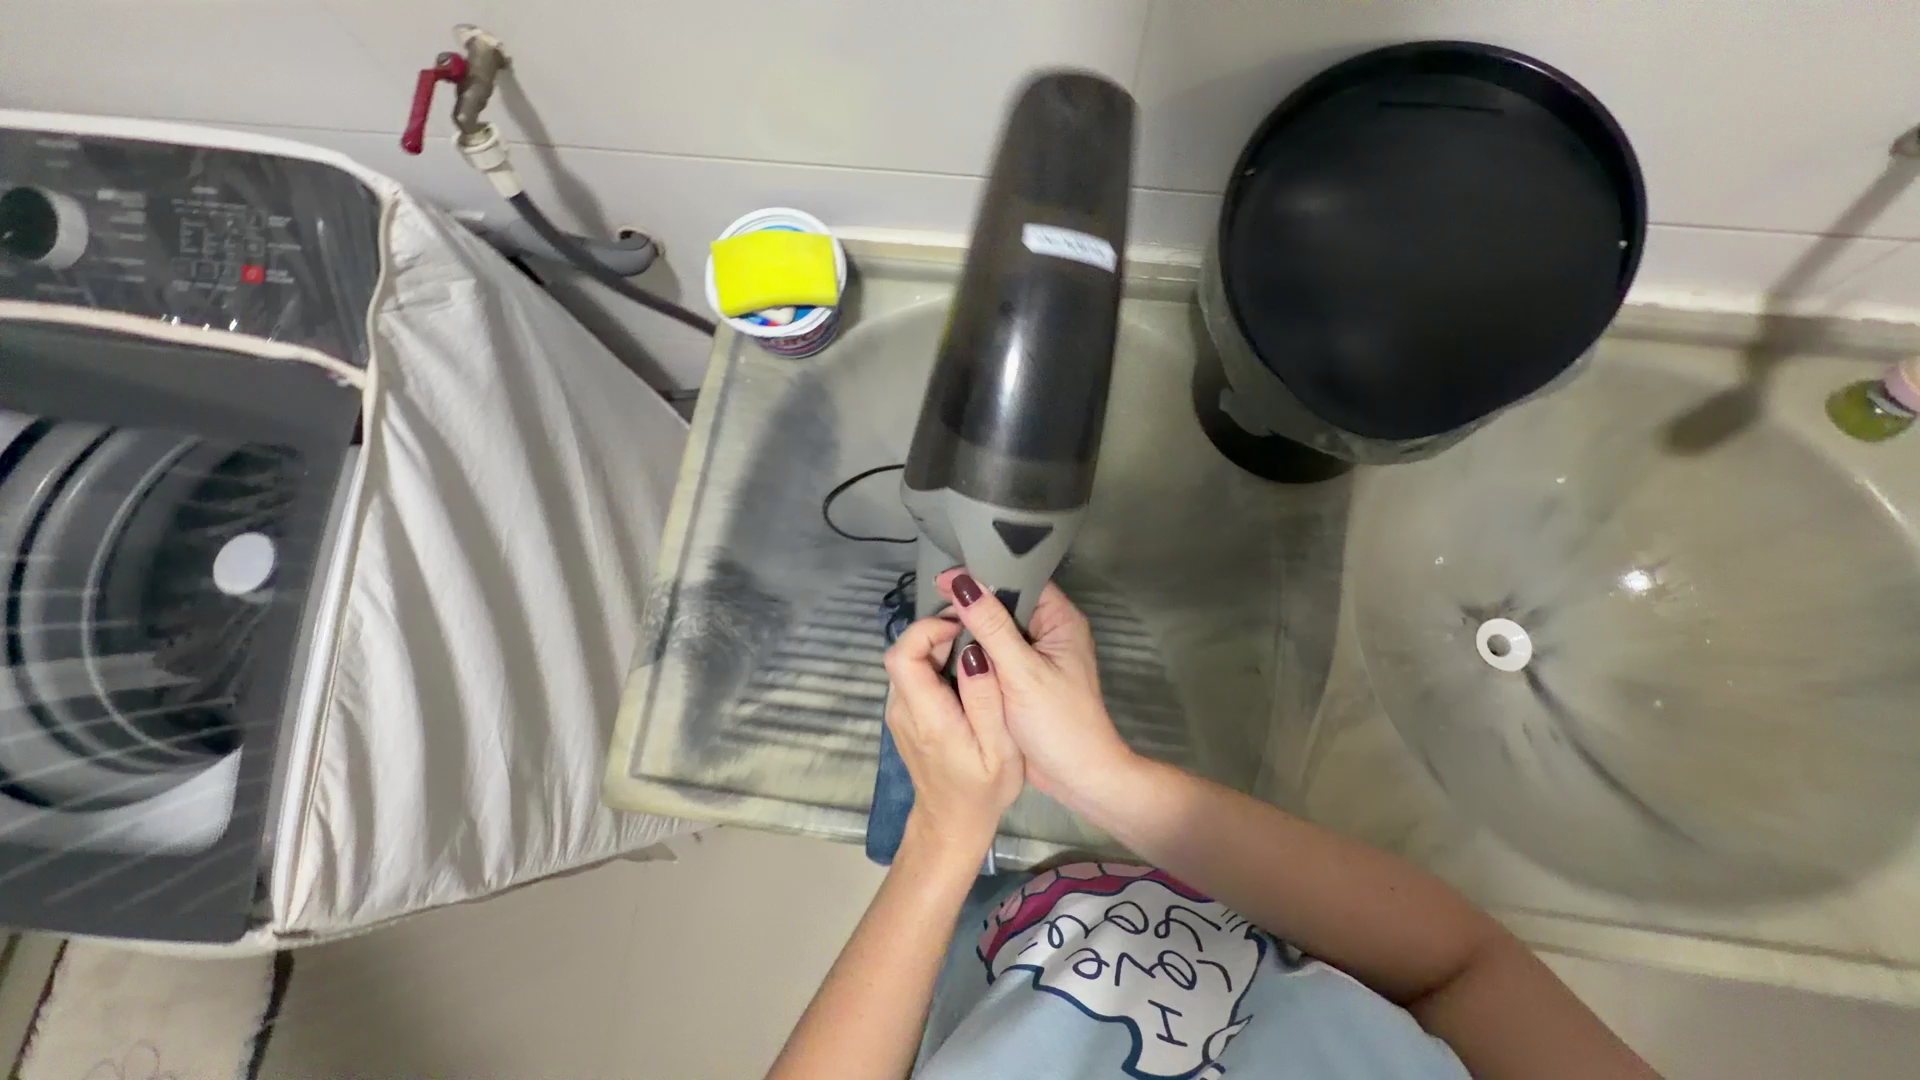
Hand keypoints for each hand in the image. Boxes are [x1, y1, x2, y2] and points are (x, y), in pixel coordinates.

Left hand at [882, 614, 1024, 862]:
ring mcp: (900, 712)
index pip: (902, 656)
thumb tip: (973, 652)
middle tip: (977, 631)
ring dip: (939, 646)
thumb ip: (985, 699)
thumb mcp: (999, 749)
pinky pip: (915, 675)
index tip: (961, 625)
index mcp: (925, 716)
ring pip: (909, 661)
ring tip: (977, 647)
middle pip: (904, 652)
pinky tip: (967, 670)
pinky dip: (937, 662)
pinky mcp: (906, 714)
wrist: (953, 822)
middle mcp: (902, 709)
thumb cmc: (982, 789)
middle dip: (938, 633)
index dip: (926, 629)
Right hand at [934, 569, 1136, 806]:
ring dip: (971, 626)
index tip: (944, 579)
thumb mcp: (1022, 672)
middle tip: (932, 600)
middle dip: (972, 601)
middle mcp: (1050, 631)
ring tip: (934, 621)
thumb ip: (992, 627)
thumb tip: (961, 584)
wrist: (1078, 778)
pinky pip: (995, 652)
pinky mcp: (1024, 677)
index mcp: (1060, 620)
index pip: (1021, 579)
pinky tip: (948, 649)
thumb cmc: (1058, 723)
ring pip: (998, 628)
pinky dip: (974, 649)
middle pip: (1007, 602)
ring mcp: (1037, 655)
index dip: (983, 575)